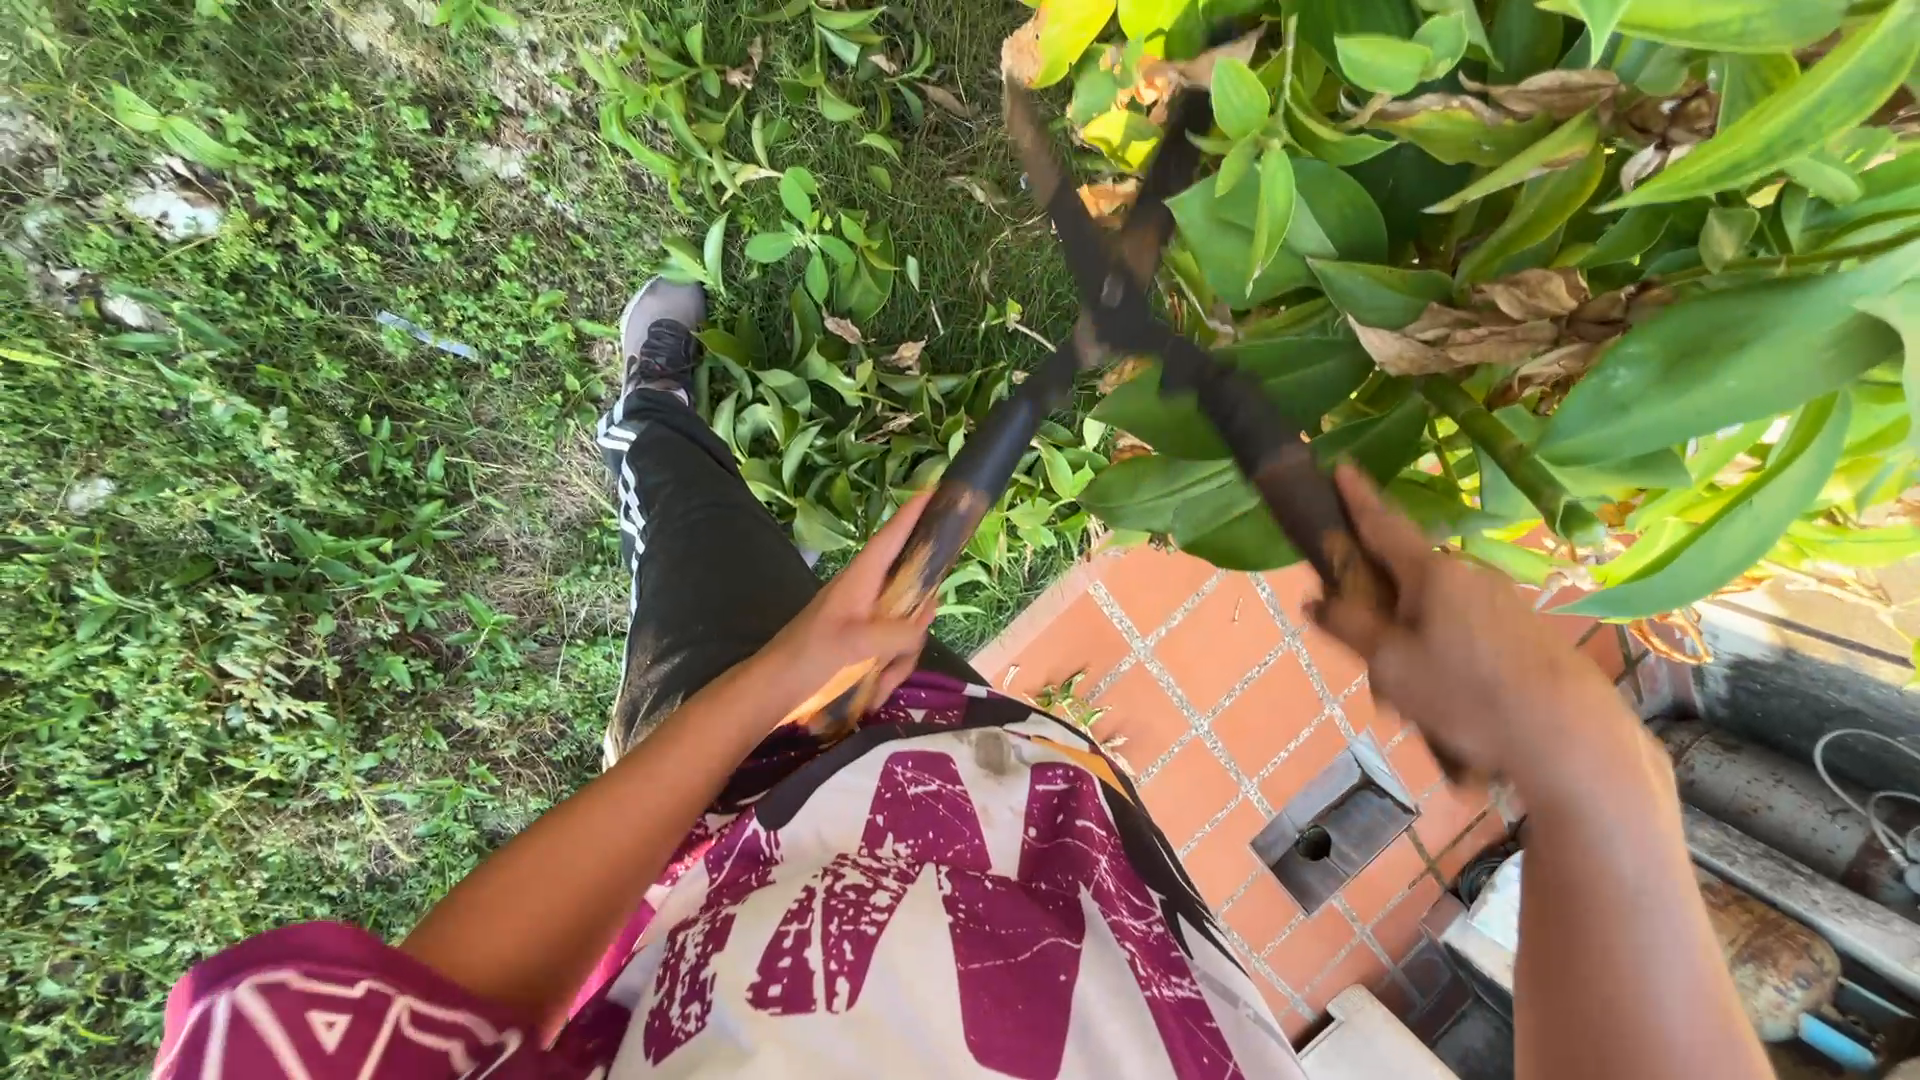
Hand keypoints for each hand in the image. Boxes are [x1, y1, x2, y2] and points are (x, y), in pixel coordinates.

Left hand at [750, 492, 938, 723]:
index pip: (892, 537)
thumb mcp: (857, 643)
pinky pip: (894, 654)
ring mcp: (867, 621)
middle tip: (898, 651)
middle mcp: (868, 594)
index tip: (936, 490)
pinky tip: (870, 693)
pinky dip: (886, 676)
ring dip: (897, 662)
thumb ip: (898, 632)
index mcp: (861, 579)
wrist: (773, 691)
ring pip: (907, 632)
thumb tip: (921, 626)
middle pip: (913, 593)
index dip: (913, 514)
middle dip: (913, 629)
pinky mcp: (864, 646)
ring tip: (875, 684)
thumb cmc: (808, 657)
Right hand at [1311, 465, 1637, 789]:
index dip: (1358, 498)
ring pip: (1431, 613)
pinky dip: (1441, 657)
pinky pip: (1460, 631)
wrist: (1571, 739)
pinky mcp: (1522, 630)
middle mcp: (1467, 574)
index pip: (1383, 525)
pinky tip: (1447, 703)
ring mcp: (1499, 600)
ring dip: (1410, 643)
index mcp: (1431, 572)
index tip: (1342, 467)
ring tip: (1411, 700)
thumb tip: (1314, 600)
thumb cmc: (1466, 693)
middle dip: (1378, 611)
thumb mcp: (1390, 664)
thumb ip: (1348, 626)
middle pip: (1403, 580)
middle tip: (1369, 660)